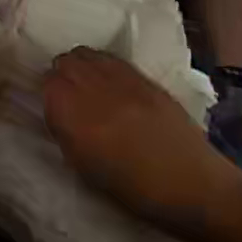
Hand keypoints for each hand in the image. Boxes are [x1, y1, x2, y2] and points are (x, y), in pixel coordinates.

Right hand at [42, 47, 237, 229]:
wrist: (195, 187)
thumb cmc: (133, 188)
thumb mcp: (82, 166)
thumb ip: (63, 131)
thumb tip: (57, 111)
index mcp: (72, 113)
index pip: (46, 82)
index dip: (48, 95)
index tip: (56, 110)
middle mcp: (93, 87)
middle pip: (64, 61)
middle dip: (61, 75)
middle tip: (69, 97)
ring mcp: (121, 78)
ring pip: (86, 54)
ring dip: (81, 66)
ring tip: (88, 86)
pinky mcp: (145, 77)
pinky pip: (111, 59)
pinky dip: (103, 65)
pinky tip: (111, 84)